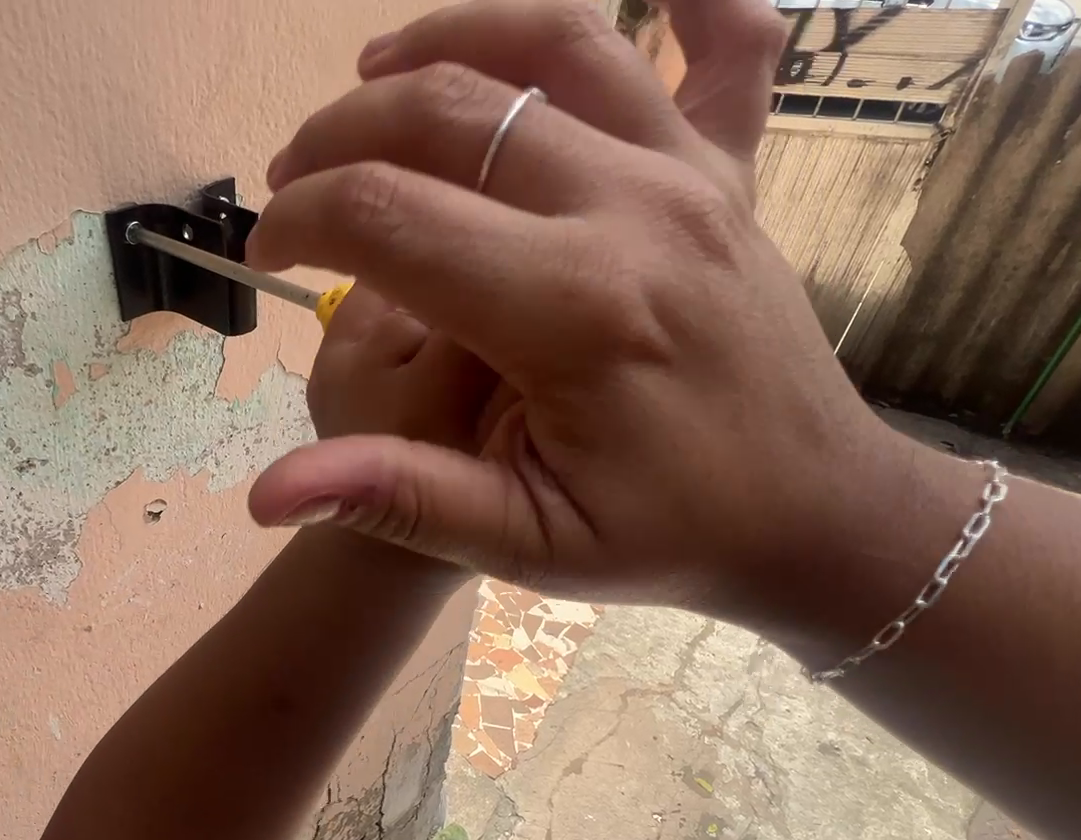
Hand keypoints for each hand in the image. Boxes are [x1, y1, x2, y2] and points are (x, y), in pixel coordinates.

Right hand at [243, 0, 916, 615]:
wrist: (816, 516)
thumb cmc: (661, 536)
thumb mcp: (518, 544)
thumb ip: (394, 500)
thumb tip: (264, 496)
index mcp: (569, 311)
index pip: (387, 216)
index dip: (300, 220)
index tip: (267, 255)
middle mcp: (632, 211)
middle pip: (449, 111)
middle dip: (339, 134)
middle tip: (291, 180)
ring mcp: (692, 176)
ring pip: (551, 45)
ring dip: (442, 42)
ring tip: (372, 73)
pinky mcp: (727, 173)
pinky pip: (714, 44)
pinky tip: (611, 2)